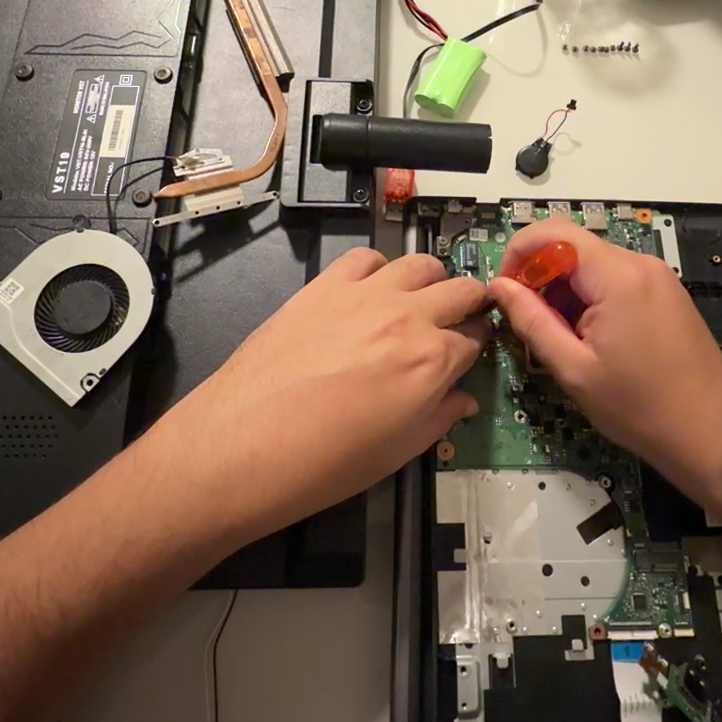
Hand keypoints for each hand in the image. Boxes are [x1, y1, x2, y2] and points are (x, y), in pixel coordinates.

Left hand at [139, 249, 488, 545]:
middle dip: (470, 303)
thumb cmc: (324, 463)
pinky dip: (378, 269)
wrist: (243, 445)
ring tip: (418, 299)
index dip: (478, 345)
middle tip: (459, 319)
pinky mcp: (325, 285)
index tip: (472, 350)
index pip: (477, 339)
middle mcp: (408, 317)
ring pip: (420, 263)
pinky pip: (365, 258)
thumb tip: (461, 400)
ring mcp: (365, 294)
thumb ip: (439, 418)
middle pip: (461, 290)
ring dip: (430, 280)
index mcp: (433, 361)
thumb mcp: (398, 453)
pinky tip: (369, 290)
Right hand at [487, 219, 721, 490]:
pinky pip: (614, 277)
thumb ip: (531, 320)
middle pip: (573, 246)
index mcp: (618, 276)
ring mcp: (657, 276)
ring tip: (558, 337)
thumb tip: (498, 286)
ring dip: (564, 288)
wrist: (711, 434)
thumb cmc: (639, 407)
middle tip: (527, 320)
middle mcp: (640, 263)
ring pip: (592, 262)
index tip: (504, 289)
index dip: (519, 252)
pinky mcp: (665, 292)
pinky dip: (589, 295)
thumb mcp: (574, 369)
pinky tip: (587, 336)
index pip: (554, 233)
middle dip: (540, 274)